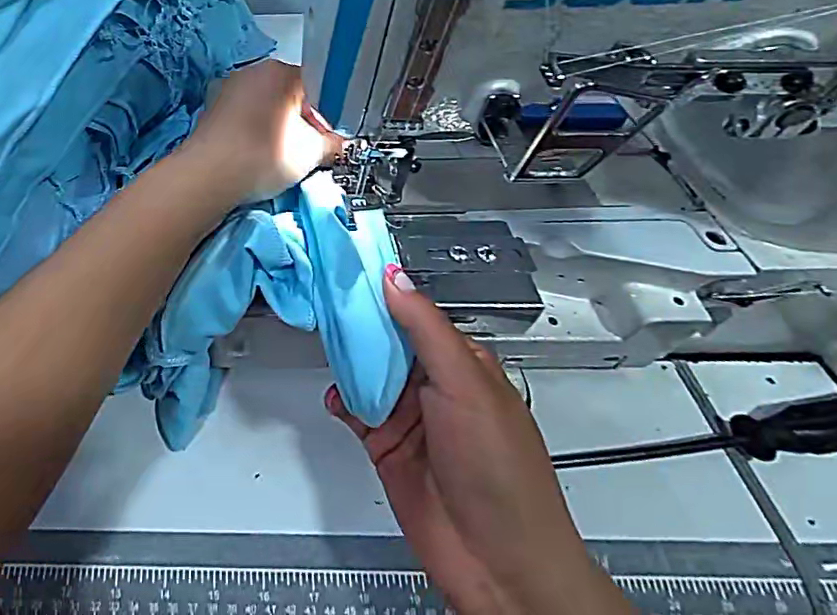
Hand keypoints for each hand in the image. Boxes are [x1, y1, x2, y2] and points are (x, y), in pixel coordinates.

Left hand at [177, 60, 344, 205]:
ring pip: (266, 103)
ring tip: (281, 155)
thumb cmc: (263, 155)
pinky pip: (244, 115)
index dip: (327, 114)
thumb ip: (332, 143)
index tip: (328, 137)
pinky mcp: (212, 109)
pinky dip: (254, 130)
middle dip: (302, 119)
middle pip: (290, 93)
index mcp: (282, 71)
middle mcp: (254, 71)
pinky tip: (257, 154)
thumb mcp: (312, 153)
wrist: (208, 176)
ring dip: (277, 125)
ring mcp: (229, 88)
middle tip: (309, 149)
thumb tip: (337, 144)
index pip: (318, 85)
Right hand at [327, 268, 633, 614]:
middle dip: (360, 323)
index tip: (355, 271)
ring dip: (348, 359)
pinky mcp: (389, 446)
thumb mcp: (466, 385)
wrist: (501, 566)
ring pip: (368, 371)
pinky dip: (343, 399)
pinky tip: (338, 396)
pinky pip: (356, 410)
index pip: (416, 312)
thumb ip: (426, 329)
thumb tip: (397, 281)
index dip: (386, 291)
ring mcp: (411, 416)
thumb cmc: (507, 477)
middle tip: (329, 301)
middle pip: (387, 340)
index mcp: (462, 361)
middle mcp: (435, 385)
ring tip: (329, 342)